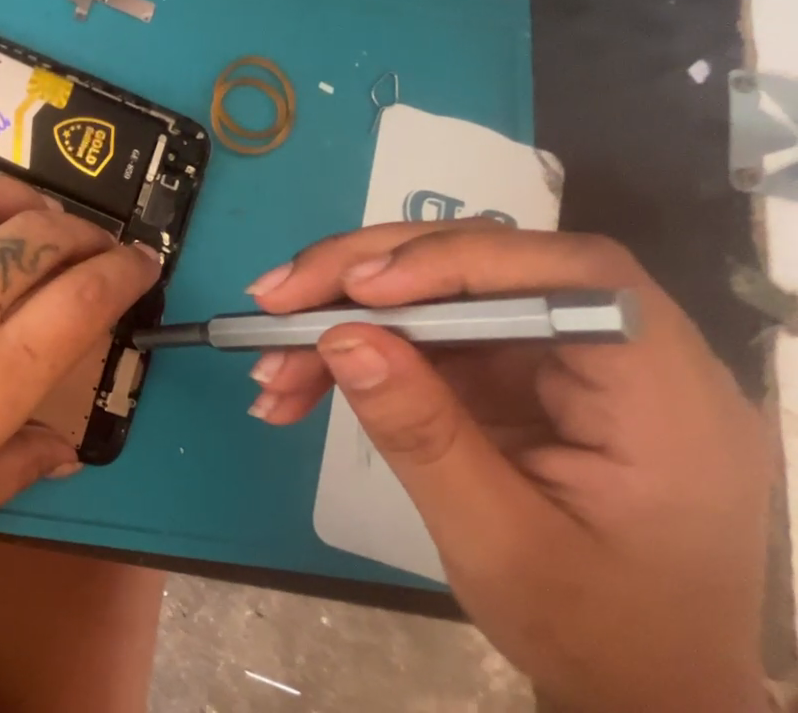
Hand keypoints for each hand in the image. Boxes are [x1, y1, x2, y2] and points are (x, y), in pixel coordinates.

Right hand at [245, 221, 769, 712]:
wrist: (632, 685)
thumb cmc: (592, 630)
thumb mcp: (496, 541)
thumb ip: (423, 435)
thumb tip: (343, 338)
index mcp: (662, 400)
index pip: (573, 278)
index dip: (460, 261)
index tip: (359, 288)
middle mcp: (615, 359)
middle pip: (487, 268)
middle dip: (366, 275)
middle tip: (274, 300)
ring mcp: (557, 365)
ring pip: (436, 297)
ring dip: (340, 318)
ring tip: (269, 363)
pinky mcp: (510, 379)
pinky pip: (419, 339)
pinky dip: (350, 354)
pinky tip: (294, 385)